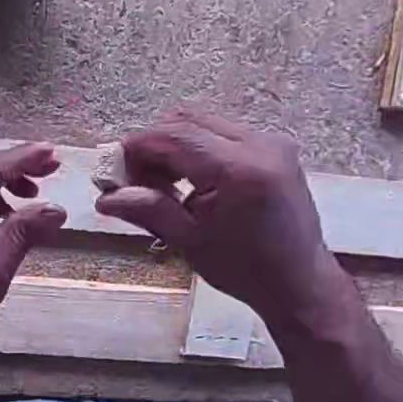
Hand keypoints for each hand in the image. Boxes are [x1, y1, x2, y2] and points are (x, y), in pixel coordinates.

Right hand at [95, 109, 343, 321]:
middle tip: (135, 180)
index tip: (114, 169)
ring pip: (205, 124)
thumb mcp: (188, 241)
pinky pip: (224, 135)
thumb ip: (148, 210)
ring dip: (174, 147)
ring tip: (160, 185)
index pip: (175, 136)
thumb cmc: (242, 269)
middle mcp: (260, 144)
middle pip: (189, 120)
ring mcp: (271, 142)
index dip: (137, 147)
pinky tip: (188, 183)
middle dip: (153, 144)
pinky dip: (196, 150)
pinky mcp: (275, 149)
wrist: (297, 281)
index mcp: (238, 170)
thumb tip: (105, 198)